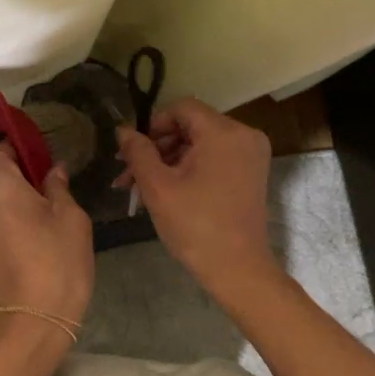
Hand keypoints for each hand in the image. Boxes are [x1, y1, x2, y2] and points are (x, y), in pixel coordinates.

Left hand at [0, 152, 93, 328]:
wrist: (31, 320)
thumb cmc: (58, 263)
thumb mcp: (71, 219)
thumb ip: (57, 187)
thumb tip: (54, 169)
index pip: (1, 153)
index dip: (19, 157)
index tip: (35, 168)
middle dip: (10, 188)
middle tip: (37, 207)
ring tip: (23, 232)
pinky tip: (9, 249)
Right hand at [115, 97, 275, 292]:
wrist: (237, 267)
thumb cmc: (195, 225)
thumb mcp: (157, 187)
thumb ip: (138, 152)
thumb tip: (123, 130)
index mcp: (223, 133)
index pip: (182, 108)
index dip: (153, 124)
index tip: (134, 151)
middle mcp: (244, 135)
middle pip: (191, 125)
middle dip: (157, 146)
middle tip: (129, 172)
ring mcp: (251, 154)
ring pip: (201, 143)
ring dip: (170, 159)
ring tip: (140, 186)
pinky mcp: (251, 172)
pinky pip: (215, 157)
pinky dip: (190, 167)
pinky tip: (166, 189)